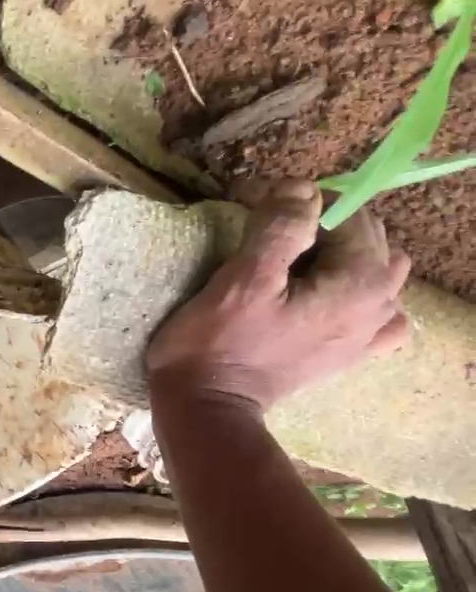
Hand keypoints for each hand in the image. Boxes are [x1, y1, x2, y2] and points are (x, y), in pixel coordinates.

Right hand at [146, 180, 410, 413]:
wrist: (209, 404)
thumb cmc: (215, 341)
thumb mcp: (239, 281)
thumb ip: (278, 230)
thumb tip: (300, 188)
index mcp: (361, 279)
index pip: (347, 215)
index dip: (300, 202)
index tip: (253, 202)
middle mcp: (382, 302)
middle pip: (368, 240)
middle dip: (323, 226)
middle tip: (265, 230)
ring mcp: (371, 331)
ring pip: (376, 271)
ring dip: (340, 256)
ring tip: (292, 262)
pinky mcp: (353, 352)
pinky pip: (379, 310)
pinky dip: (359, 295)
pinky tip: (331, 300)